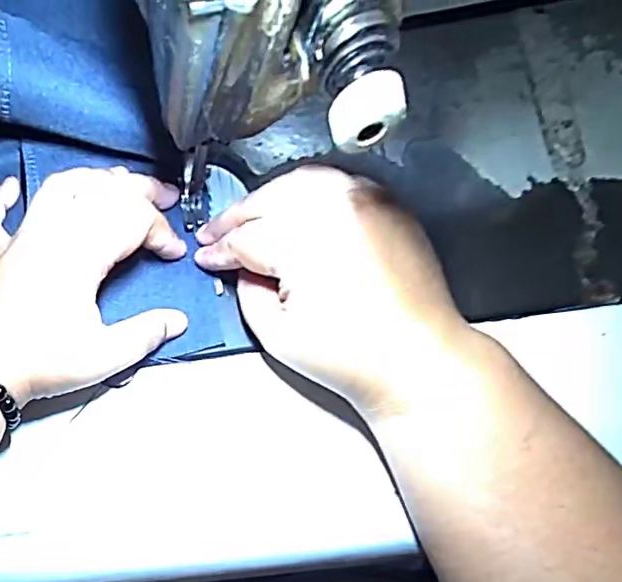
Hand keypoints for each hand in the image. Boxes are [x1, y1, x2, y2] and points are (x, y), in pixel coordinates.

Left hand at [0, 167, 191, 401]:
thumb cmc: (41, 362)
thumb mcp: (103, 355)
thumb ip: (144, 334)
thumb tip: (176, 321)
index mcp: (82, 252)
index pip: (131, 219)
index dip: (160, 231)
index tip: (173, 254)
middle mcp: (51, 232)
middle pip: (100, 191)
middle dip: (137, 190)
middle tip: (162, 197)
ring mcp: (19, 239)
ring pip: (57, 188)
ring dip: (89, 180)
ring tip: (114, 182)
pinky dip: (2, 198)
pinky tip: (10, 187)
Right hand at [194, 165, 501, 416]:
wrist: (414, 358)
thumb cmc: (354, 356)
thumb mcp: (278, 335)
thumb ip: (249, 294)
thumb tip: (243, 272)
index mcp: (304, 238)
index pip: (247, 236)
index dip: (220, 250)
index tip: (207, 258)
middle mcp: (336, 207)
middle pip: (270, 198)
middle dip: (238, 215)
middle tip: (219, 235)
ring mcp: (367, 201)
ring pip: (303, 182)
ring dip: (270, 198)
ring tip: (253, 219)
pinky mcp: (387, 206)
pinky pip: (338, 185)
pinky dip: (309, 194)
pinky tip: (296, 213)